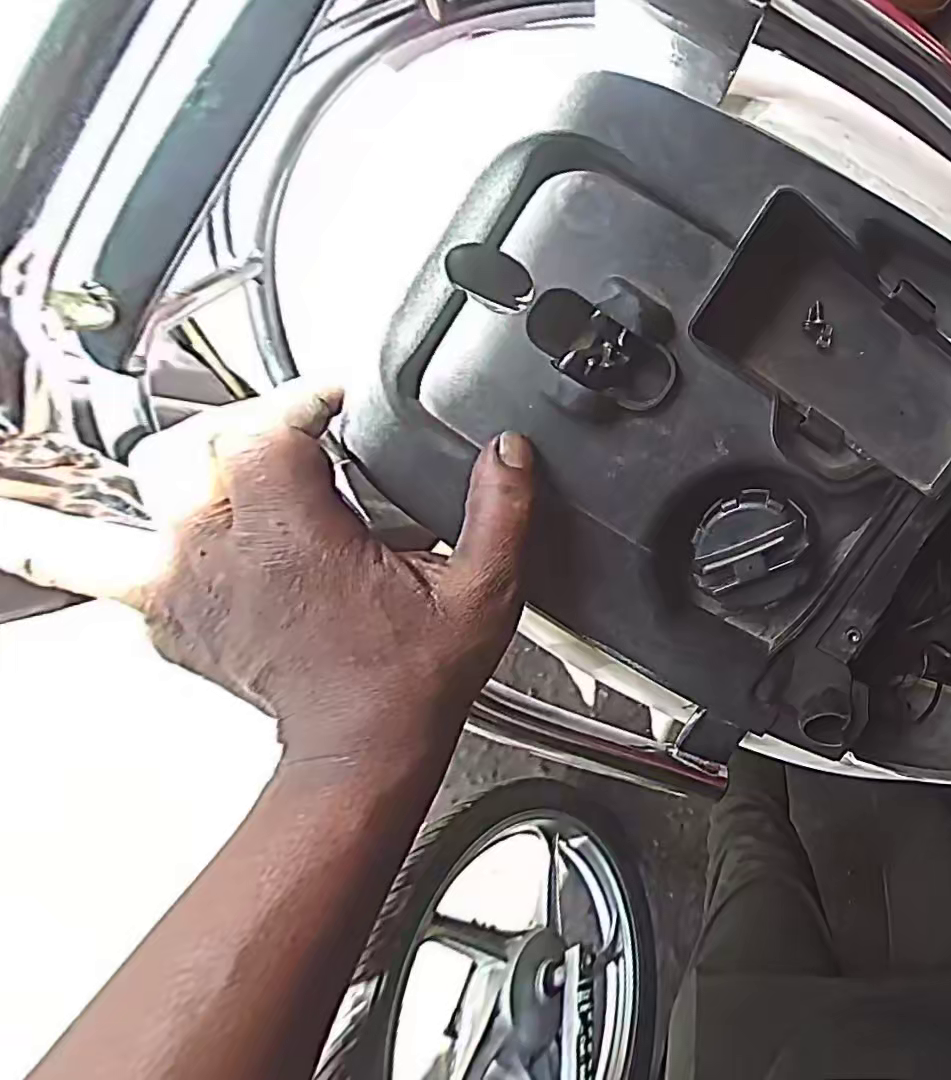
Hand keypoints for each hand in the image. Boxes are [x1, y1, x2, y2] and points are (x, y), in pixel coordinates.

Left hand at [126, 382, 535, 777]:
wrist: (369, 738)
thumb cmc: (421, 669)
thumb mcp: (485, 586)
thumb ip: (499, 512)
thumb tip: (507, 453)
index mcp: (294, 540)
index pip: (263, 432)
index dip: (302, 400)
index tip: (338, 398)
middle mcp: (216, 557)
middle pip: (184, 446)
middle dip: (246, 422)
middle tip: (301, 426)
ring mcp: (178, 588)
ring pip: (118, 492)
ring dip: (163, 462)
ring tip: (193, 448)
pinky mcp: (166, 616)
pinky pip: (93, 560)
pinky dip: (90, 531)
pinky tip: (109, 521)